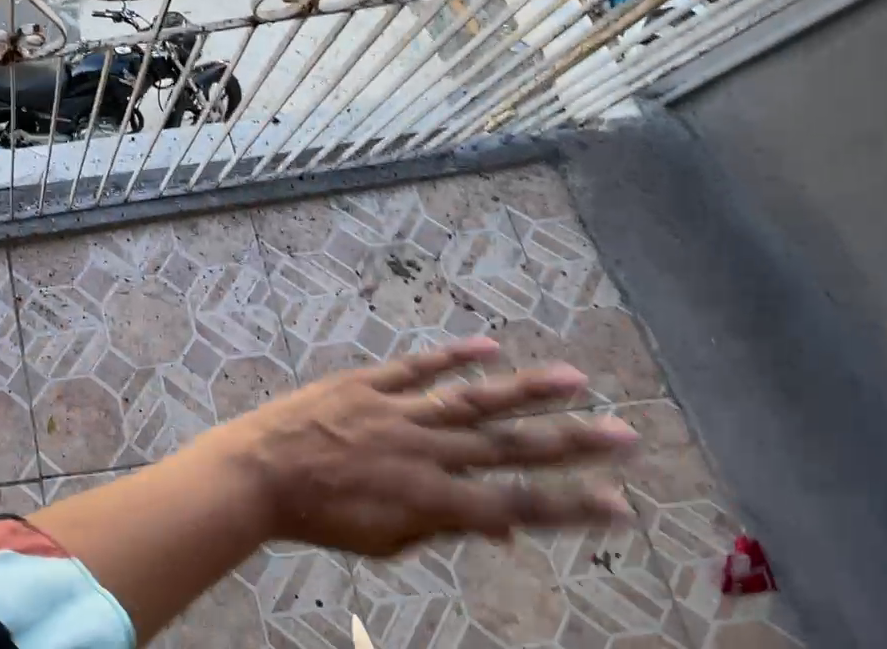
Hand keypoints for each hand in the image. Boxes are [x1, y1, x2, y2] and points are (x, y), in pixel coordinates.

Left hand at [220, 336, 637, 555]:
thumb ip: (441, 528)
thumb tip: (500, 524)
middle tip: (627, 433)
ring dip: (526, 390)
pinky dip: (450, 357)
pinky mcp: (364, 384)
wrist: (258, 472)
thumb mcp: (385, 540)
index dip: (570, 507)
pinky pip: (414, 368)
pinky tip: (488, 346)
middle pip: (507, 447)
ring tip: (576, 379)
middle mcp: (423, 452)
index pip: (516, 504)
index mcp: (431, 499)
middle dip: (571, 442)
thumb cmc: (319, 515)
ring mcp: (394, 412)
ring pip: (471, 400)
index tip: (623, 504)